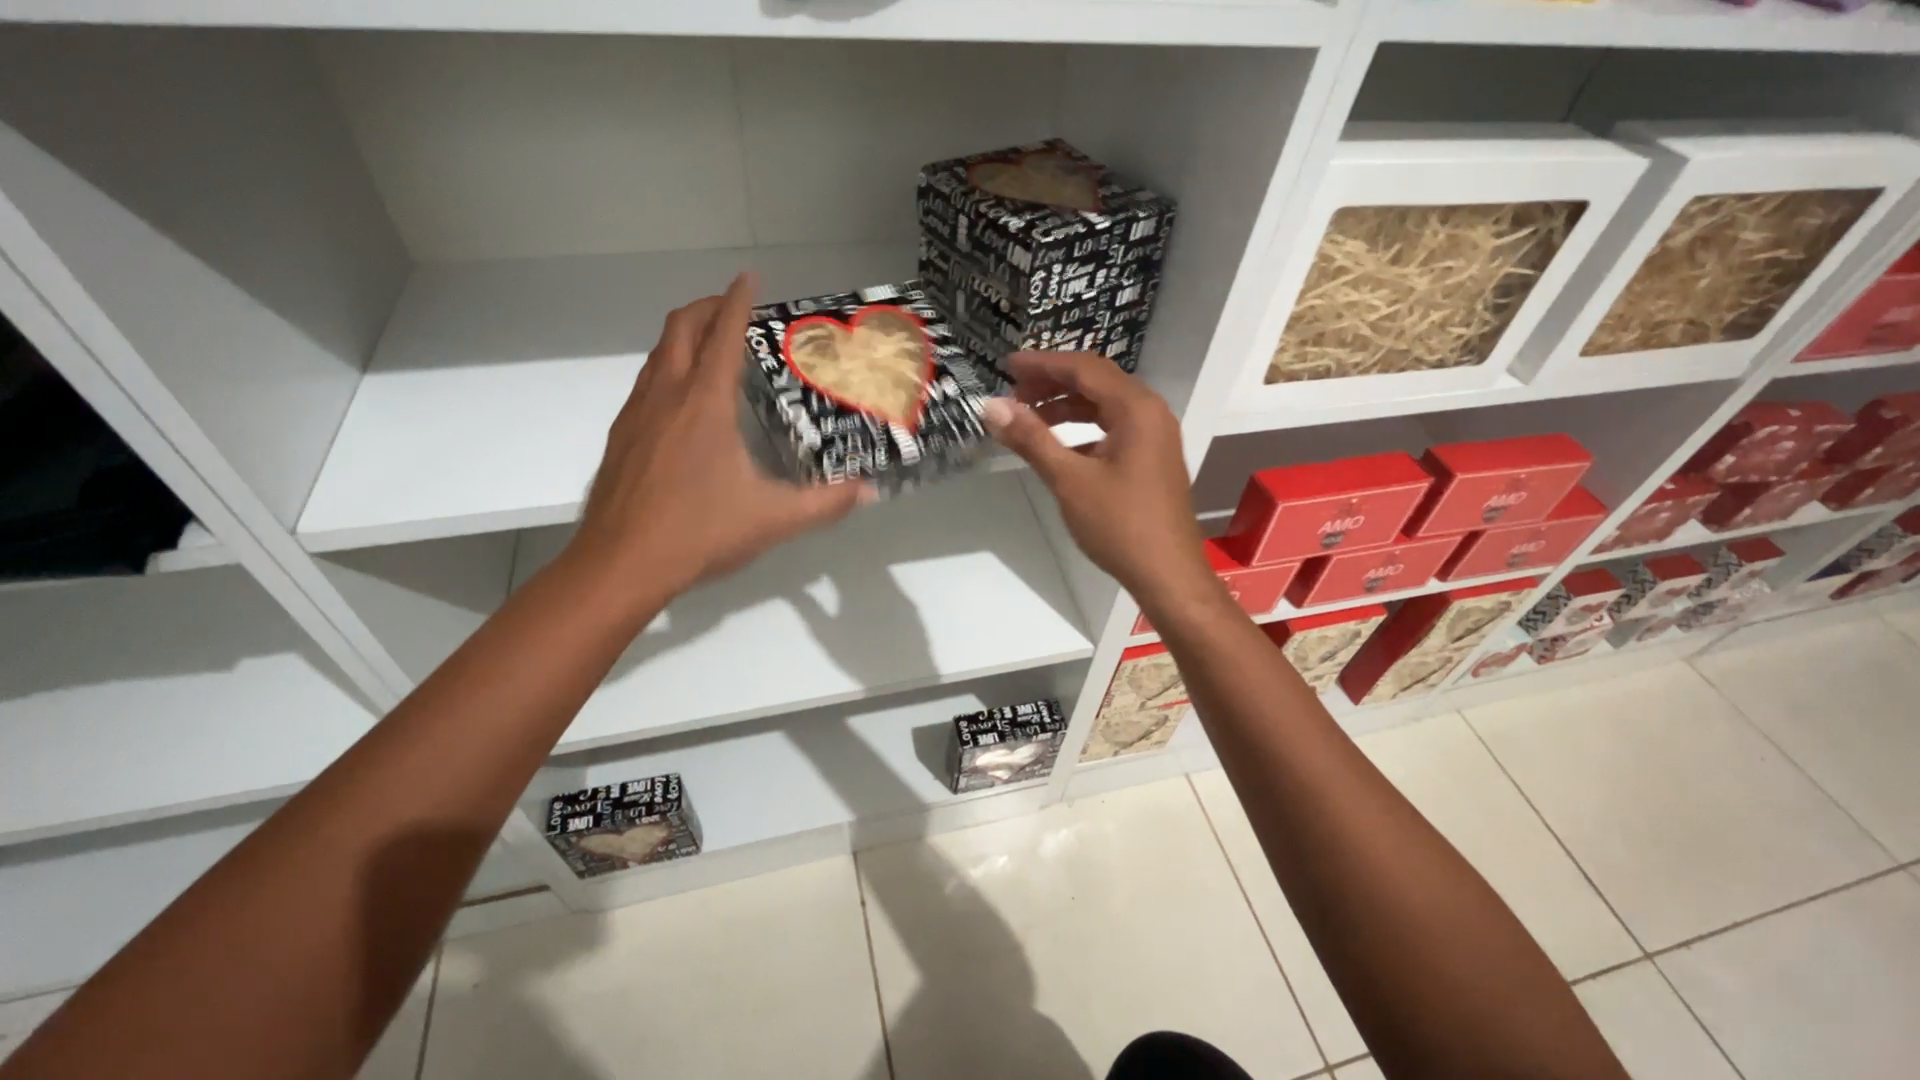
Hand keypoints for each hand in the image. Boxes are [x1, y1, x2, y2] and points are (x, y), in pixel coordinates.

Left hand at [564, 273, 868, 606]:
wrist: (620, 563)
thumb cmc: (699, 533)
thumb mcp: (773, 519)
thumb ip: (825, 503)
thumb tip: (869, 492)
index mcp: (705, 402)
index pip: (723, 334)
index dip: (738, 300)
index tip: (750, 276)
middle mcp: (667, 395)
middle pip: (680, 327)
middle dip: (707, 307)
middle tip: (733, 309)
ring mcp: (636, 414)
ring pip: (658, 353)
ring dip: (683, 336)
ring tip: (711, 347)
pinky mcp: (620, 436)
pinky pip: (646, 382)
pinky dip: (667, 369)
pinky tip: (682, 401)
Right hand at [982, 351, 1212, 609]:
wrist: (1167, 573)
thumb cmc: (1120, 525)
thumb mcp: (1069, 480)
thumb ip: (1031, 438)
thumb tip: (992, 405)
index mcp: (1136, 408)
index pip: (1084, 368)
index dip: (1042, 364)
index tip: (1006, 366)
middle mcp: (1151, 412)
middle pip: (1097, 381)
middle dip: (1052, 383)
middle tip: (1013, 393)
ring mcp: (1155, 436)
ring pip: (1105, 405)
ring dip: (1067, 406)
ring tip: (1029, 417)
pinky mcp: (1152, 458)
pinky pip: (1114, 427)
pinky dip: (1084, 428)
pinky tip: (1059, 446)